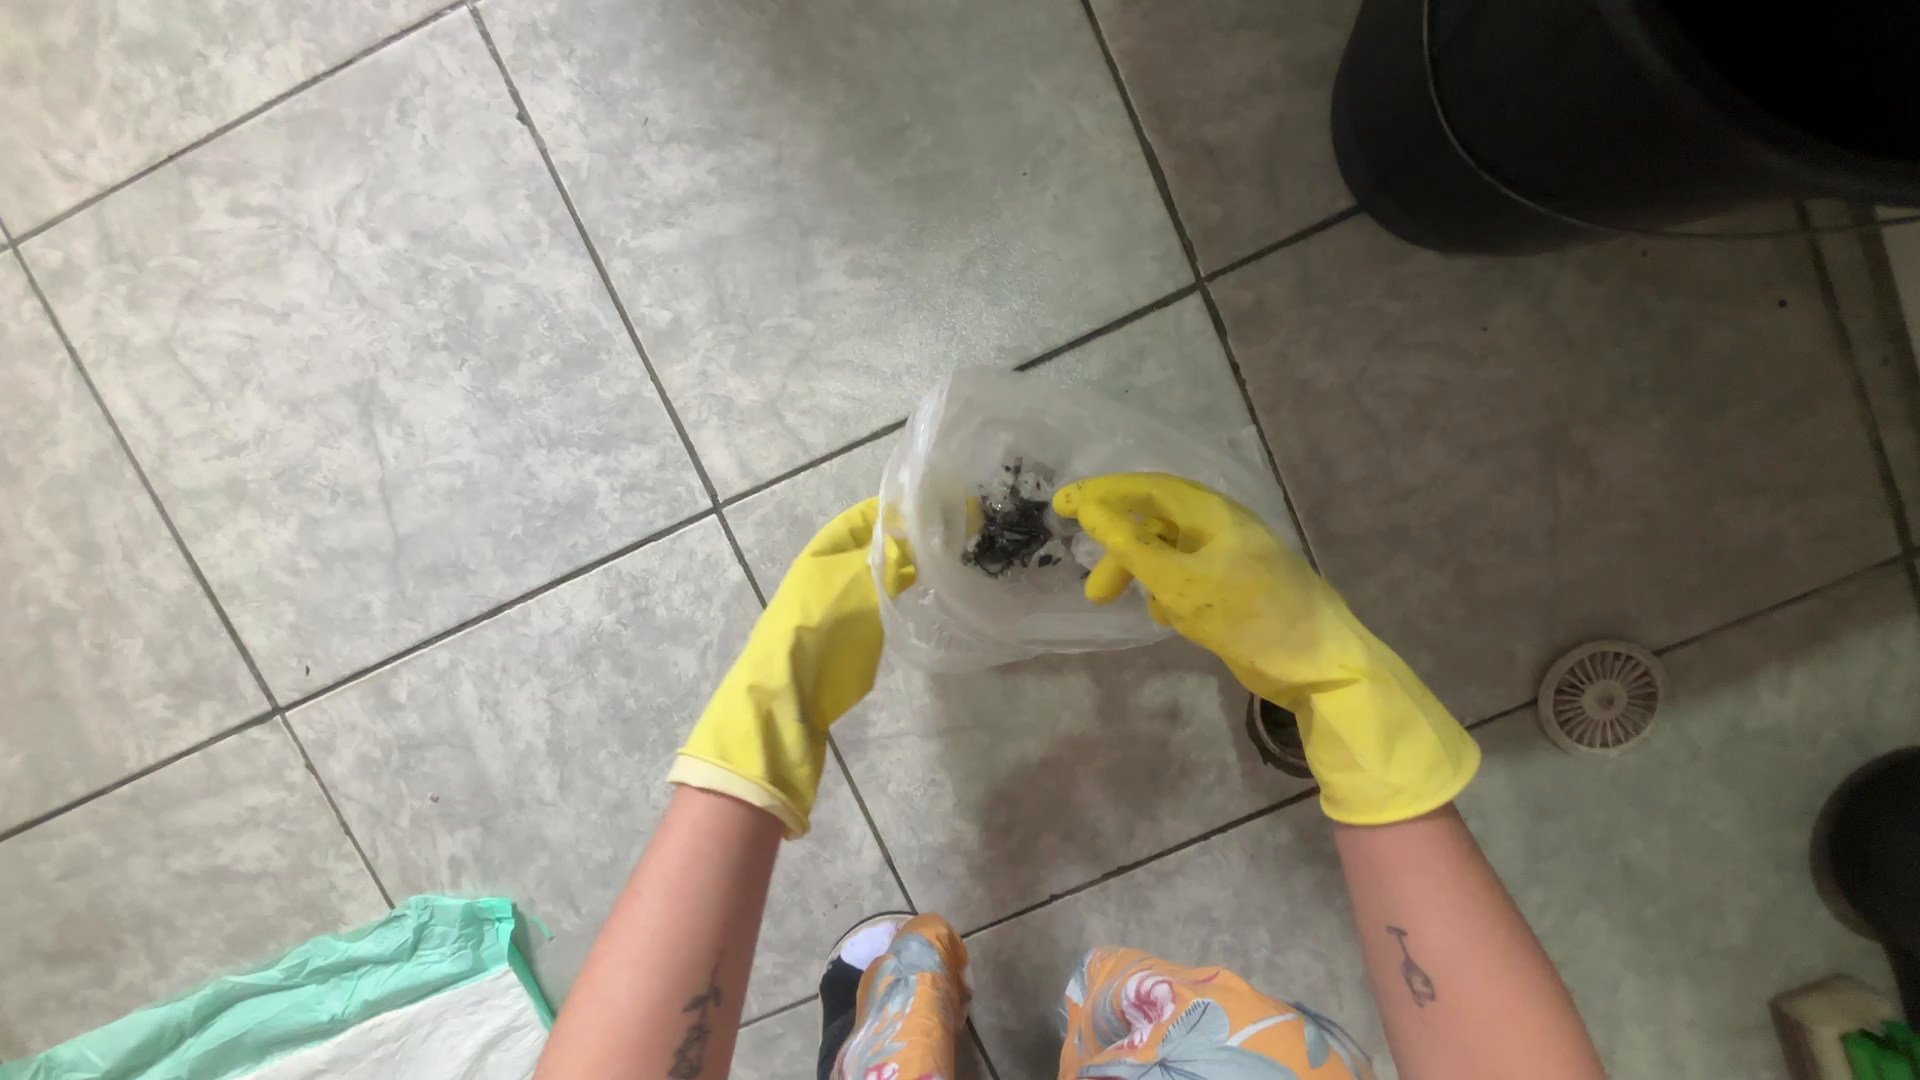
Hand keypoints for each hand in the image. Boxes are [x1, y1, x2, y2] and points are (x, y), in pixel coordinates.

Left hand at [668, 498, 914, 836]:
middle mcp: (832, 570)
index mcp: (827, 548)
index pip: (867, 515)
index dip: (899, 510)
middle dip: (908, 543)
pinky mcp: (850, 633)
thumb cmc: (824, 625)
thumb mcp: (861, 581)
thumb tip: (920, 535)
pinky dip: (904, 602)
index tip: (939, 511)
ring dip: (909, 573)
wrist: (790, 689)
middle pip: (875, 546)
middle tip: (952, 543)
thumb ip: (892, 555)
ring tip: (947, 571)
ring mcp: (840, 603)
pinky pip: (882, 606)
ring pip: (881, 577)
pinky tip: (928, 604)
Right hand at [1051, 473, 1477, 824]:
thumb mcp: (1180, 582)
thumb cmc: (1250, 617)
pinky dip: (1167, 594)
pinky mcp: (1233, 590)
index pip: (1146, 488)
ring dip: (1140, 576)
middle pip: (1154, 524)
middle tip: (1093, 590)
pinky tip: (1167, 620)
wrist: (1320, 666)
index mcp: (1212, 514)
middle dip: (1119, 551)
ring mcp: (1228, 559)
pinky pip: (1186, 581)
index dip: (1102, 493)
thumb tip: (1089, 511)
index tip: (1062, 506)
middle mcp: (1219, 529)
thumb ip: (1130, 546)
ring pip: (1167, 556)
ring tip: (1117, 606)